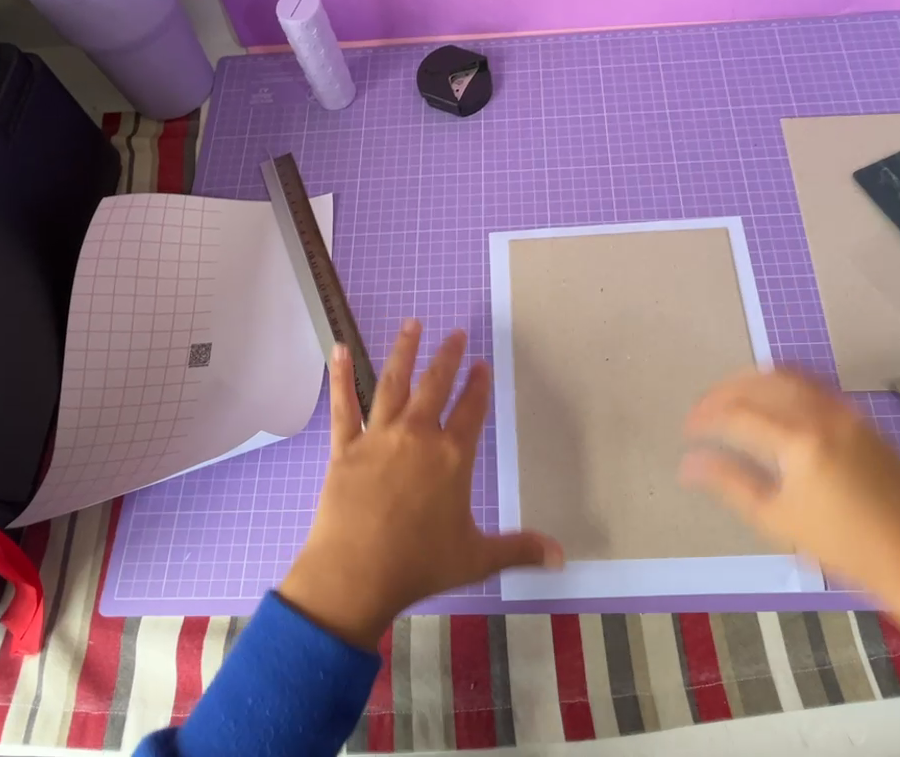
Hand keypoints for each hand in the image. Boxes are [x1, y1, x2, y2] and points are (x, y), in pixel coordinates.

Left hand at [279, 321, 563, 648]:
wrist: (355, 575)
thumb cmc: (419, 565)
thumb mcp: (477, 558)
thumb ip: (519, 549)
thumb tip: (562, 557)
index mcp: (452, 456)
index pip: (471, 409)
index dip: (478, 385)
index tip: (482, 364)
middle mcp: (418, 435)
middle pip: (435, 385)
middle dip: (448, 356)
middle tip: (456, 333)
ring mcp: (379, 437)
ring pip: (393, 383)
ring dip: (404, 351)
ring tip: (412, 324)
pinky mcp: (346, 446)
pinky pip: (344, 405)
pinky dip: (340, 376)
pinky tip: (338, 349)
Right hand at [680, 368, 899, 655]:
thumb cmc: (845, 548)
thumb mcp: (778, 520)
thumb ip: (731, 482)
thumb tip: (688, 463)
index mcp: (799, 442)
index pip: (738, 413)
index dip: (706, 417)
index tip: (689, 430)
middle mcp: (823, 415)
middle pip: (762, 383)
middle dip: (726, 391)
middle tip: (705, 409)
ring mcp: (847, 412)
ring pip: (791, 376)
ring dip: (755, 380)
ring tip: (733, 396)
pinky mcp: (863, 418)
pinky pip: (816, 385)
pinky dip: (787, 383)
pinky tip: (775, 400)